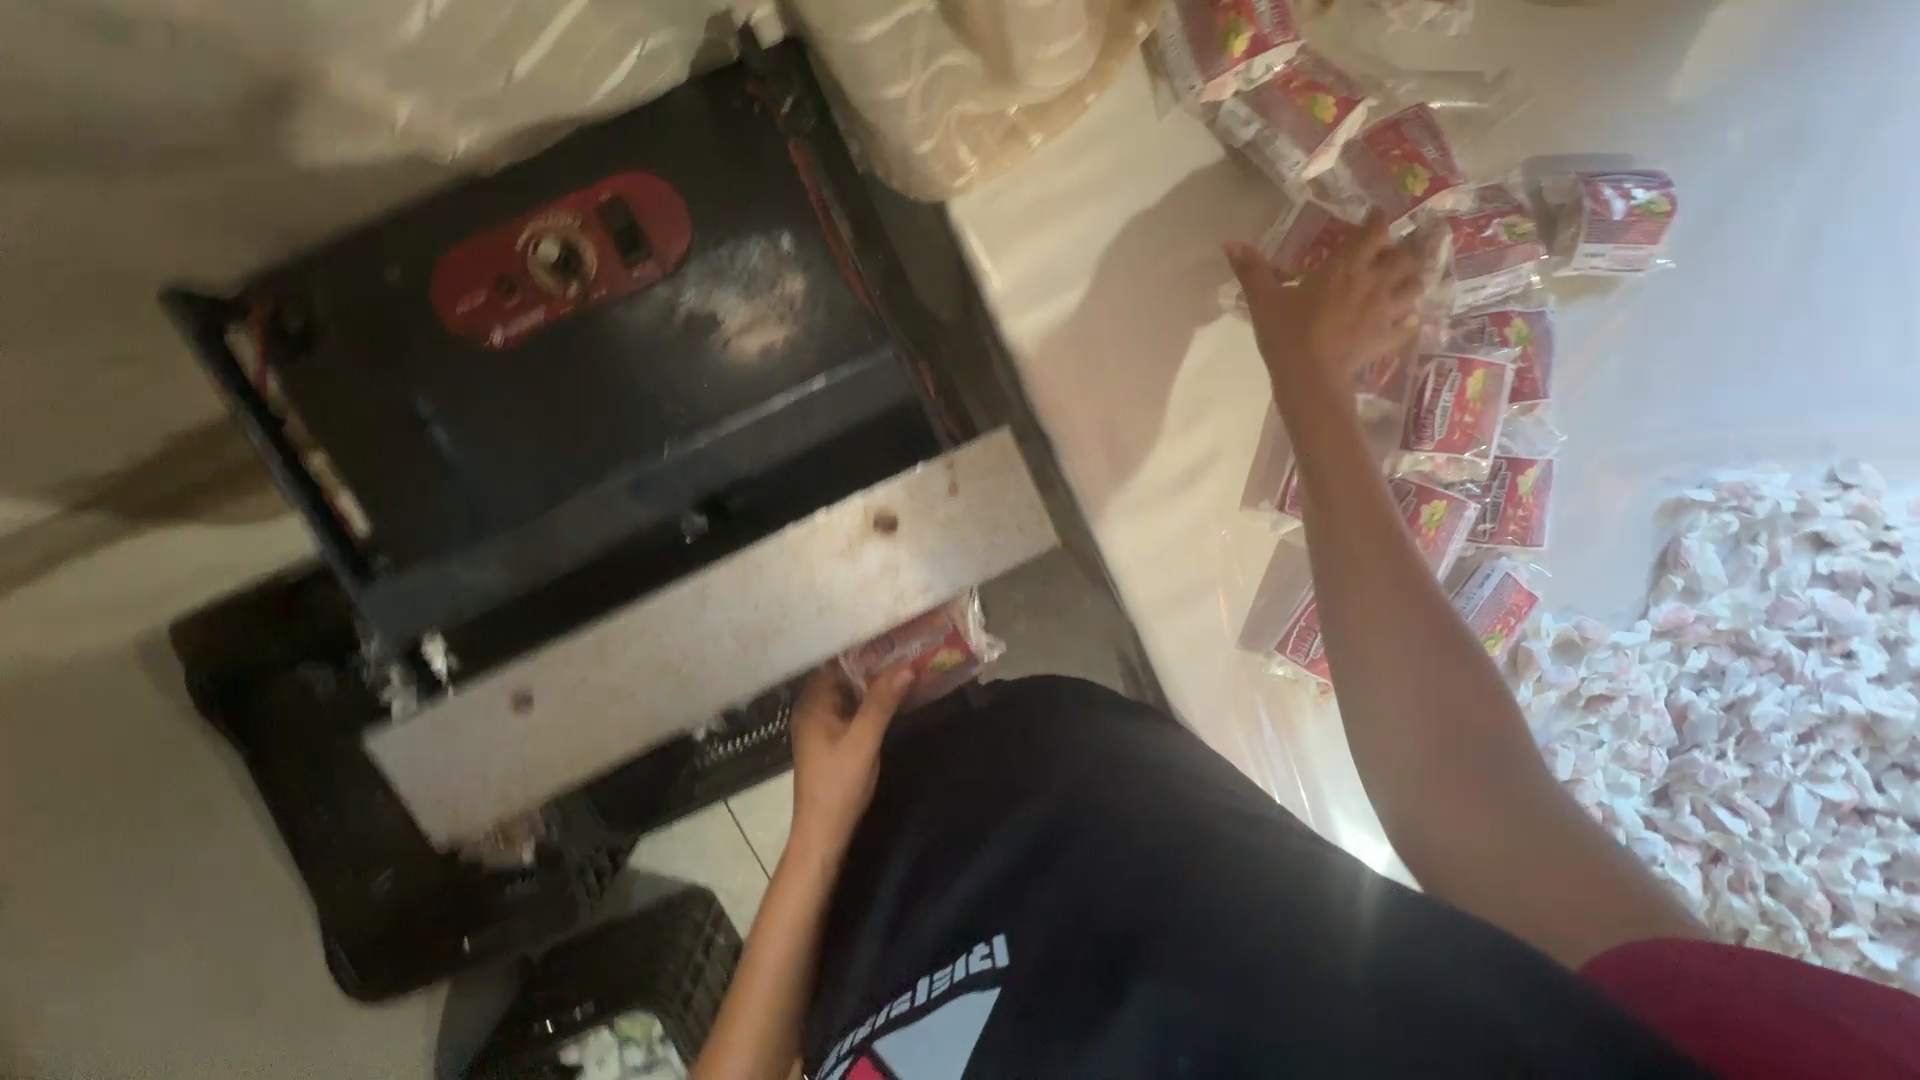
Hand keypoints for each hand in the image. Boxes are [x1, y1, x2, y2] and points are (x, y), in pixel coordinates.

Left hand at [786, 664, 913, 858]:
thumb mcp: (863, 740)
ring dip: (872, 683)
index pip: (833, 663)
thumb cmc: (838, 784)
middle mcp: (813, 710)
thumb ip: (881, 703)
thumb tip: (905, 666)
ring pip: (849, 695)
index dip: (859, 649)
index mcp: (812, 705)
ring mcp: (822, 727)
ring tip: (904, 664)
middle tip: (904, 646)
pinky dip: (870, 702)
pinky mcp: (832, 741)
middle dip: (870, 664)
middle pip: (842, 677)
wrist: (823, 833)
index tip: (888, 635)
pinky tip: (894, 697)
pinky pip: (852, 711)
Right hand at [1225, 214, 1424, 393]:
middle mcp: (1373, 283)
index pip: (1374, 232)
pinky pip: (1407, 326)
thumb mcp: (1263, 301)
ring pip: (1414, 287)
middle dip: (1398, 252)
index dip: (1378, 220)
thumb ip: (1251, 270)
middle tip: (1385, 255)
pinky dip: (1406, 321)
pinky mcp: (1387, 339)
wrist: (1311, 380)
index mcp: (1346, 267)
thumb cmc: (1287, 336)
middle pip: (1404, 258)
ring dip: (1409, 282)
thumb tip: (1230, 243)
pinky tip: (1396, 323)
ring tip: (1397, 284)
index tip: (1374, 216)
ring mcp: (1385, 312)